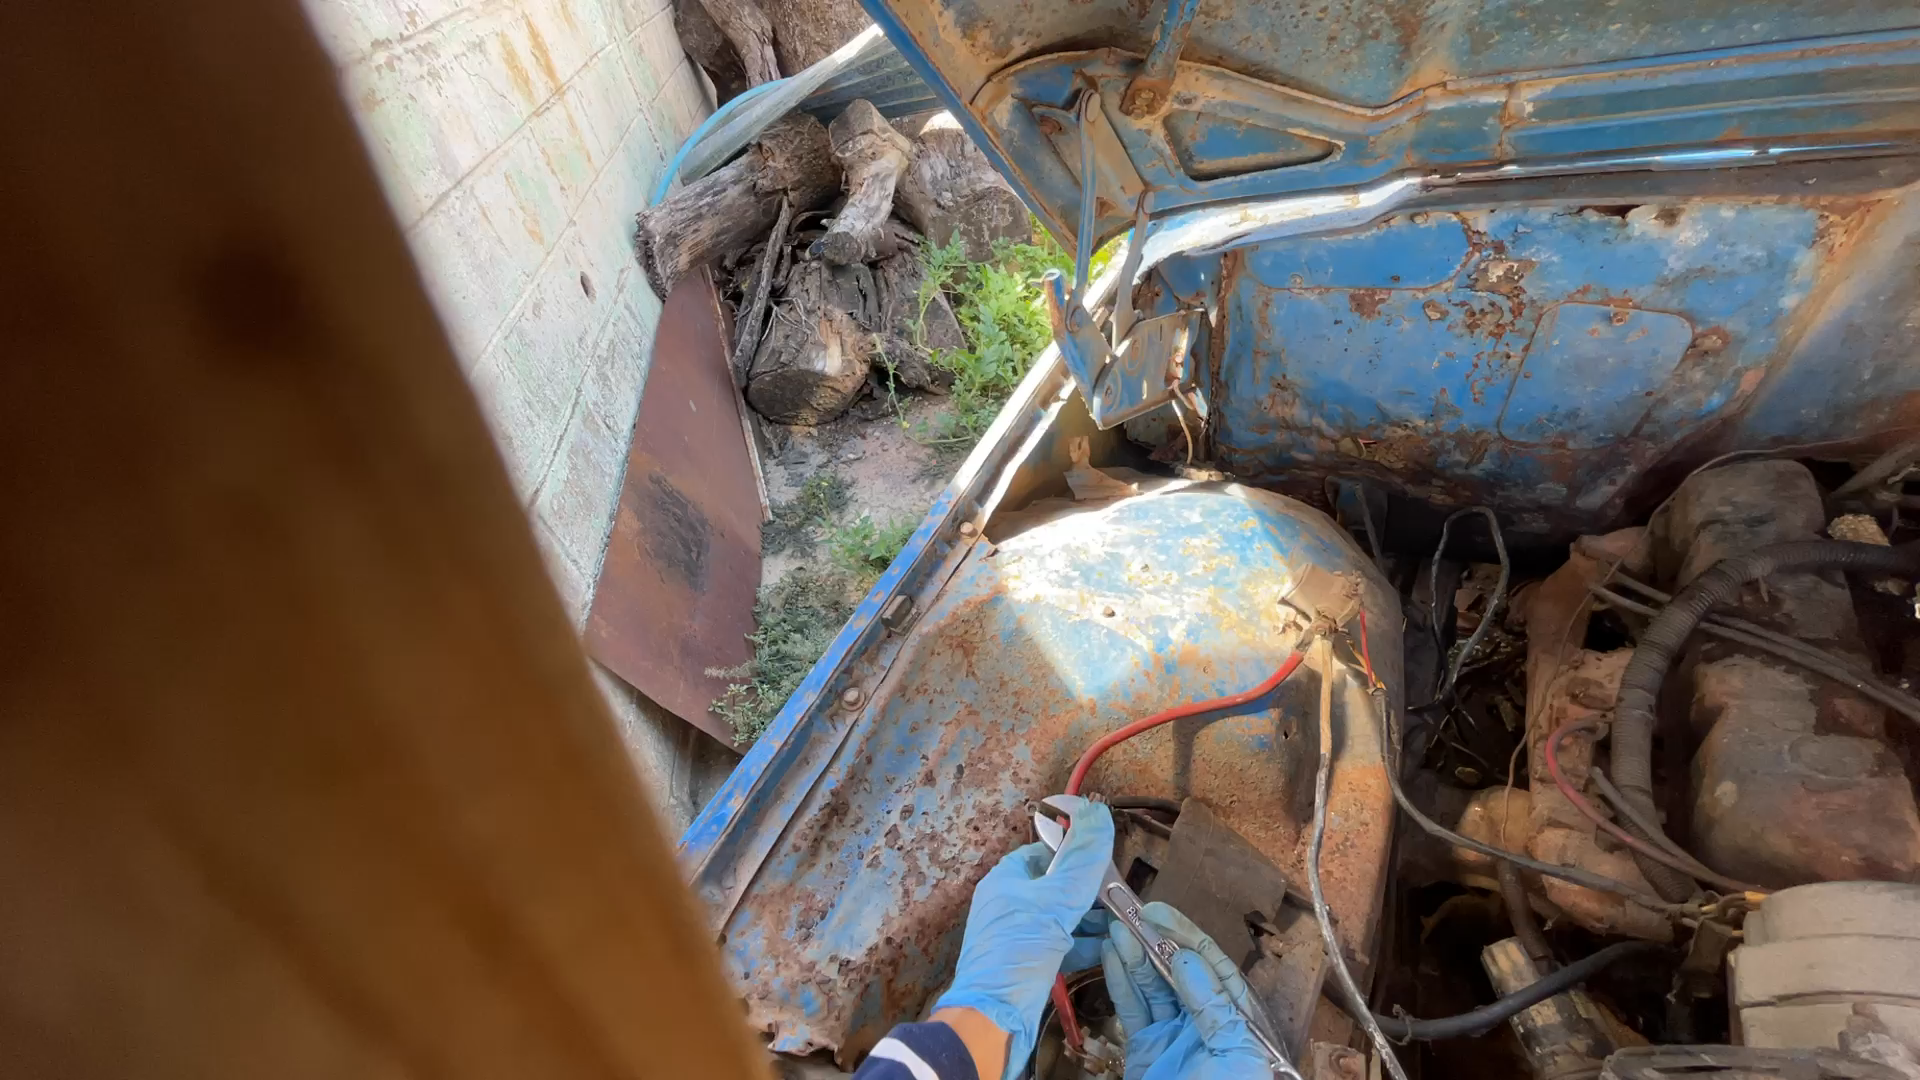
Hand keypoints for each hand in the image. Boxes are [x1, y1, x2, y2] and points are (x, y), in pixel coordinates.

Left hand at [935, 796, 1114, 1079]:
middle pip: (1056, 885)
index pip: (1046, 851)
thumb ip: (1081, 861)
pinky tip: (1108, 949)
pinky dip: (1083, 944)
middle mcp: (1009, 902)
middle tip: (1119, 895)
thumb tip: (1099, 812)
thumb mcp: (1055, 902)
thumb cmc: (1017, 953)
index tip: (1106, 860)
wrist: (992, 1022)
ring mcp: (1017, 935)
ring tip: (1121, 920)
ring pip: (1060, 917)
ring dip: (1090, 918)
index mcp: (1006, 878)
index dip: (1075, 852)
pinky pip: (1060, 944)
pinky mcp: (1027, 964)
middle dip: (1088, 889)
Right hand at [1102, 902, 1269, 1079]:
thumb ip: (1214, 1009)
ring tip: (1115, 928)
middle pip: (1179, 972)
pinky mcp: (1145, 1051)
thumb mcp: (1233, 1060)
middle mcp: (1207, 1027)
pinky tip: (1110, 955)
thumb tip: (1187, 959)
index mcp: (1239, 1028)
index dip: (1186, 937)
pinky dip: (1121, 980)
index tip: (1158, 913)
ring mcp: (1174, 1038)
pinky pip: (1133, 1008)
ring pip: (1152, 985)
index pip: (1214, 968)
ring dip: (1133, 954)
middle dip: (1154, 941)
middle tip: (1128, 913)